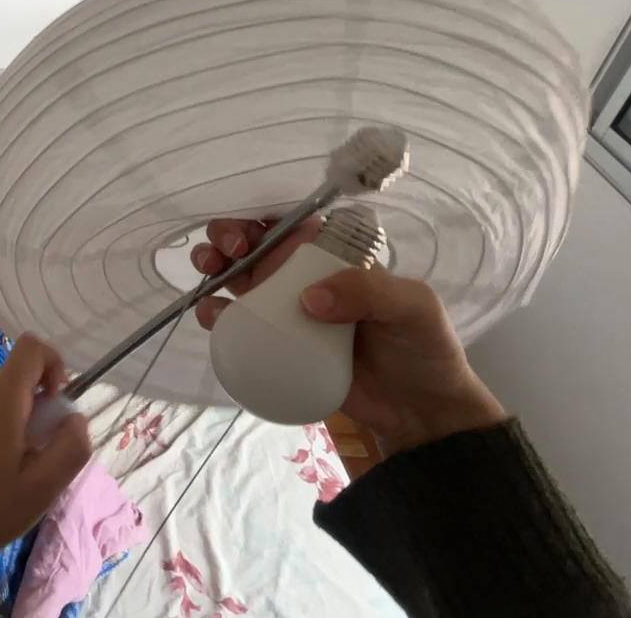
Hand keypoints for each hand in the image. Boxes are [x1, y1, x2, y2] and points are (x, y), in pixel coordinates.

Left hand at [0, 335, 92, 616]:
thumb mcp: (48, 485)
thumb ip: (72, 446)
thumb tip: (76, 417)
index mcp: (0, 398)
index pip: (31, 347)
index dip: (54, 363)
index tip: (57, 401)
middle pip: (19, 368)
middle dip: (41, 396)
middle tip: (42, 440)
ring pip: (4, 384)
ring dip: (22, 408)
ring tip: (21, 453)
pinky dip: (3, 414)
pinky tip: (0, 455)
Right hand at [192, 219, 506, 455]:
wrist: (419, 413)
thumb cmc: (422, 349)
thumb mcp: (413, 307)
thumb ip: (367, 291)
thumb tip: (309, 299)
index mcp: (327, 257)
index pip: (285, 223)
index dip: (257, 218)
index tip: (249, 235)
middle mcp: (295, 275)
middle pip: (248, 242)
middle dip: (224, 236)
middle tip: (227, 253)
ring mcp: (278, 309)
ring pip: (230, 274)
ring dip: (209, 265)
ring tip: (210, 277)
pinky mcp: (268, 343)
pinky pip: (231, 321)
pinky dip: (211, 312)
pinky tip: (213, 315)